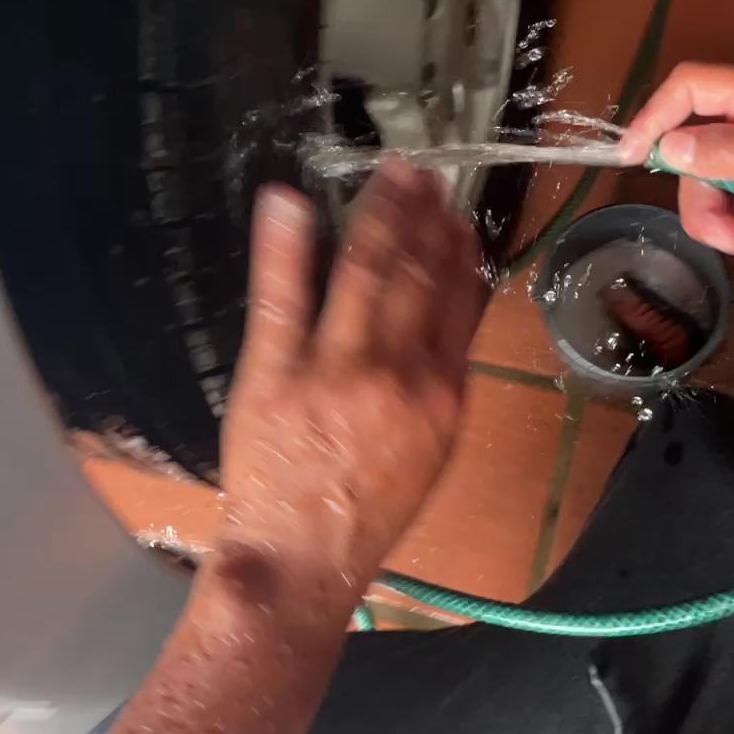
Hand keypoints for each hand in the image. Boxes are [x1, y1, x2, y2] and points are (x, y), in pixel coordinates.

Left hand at [218, 161, 487, 584]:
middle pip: (417, 275)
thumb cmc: (373, 509)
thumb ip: (446, 381)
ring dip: (379, 215)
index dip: (458, 251)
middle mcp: (396, 371)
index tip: (456, 217)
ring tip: (390, 173)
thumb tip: (452, 320)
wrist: (305, 559)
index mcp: (441, 391)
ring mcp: (333, 369)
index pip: (459, 301)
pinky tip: (288, 200)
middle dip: (423, 216)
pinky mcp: (273, 373)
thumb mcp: (435, 449)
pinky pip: (282, 299)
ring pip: (363, 273)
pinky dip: (284, 246)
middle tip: (426, 175)